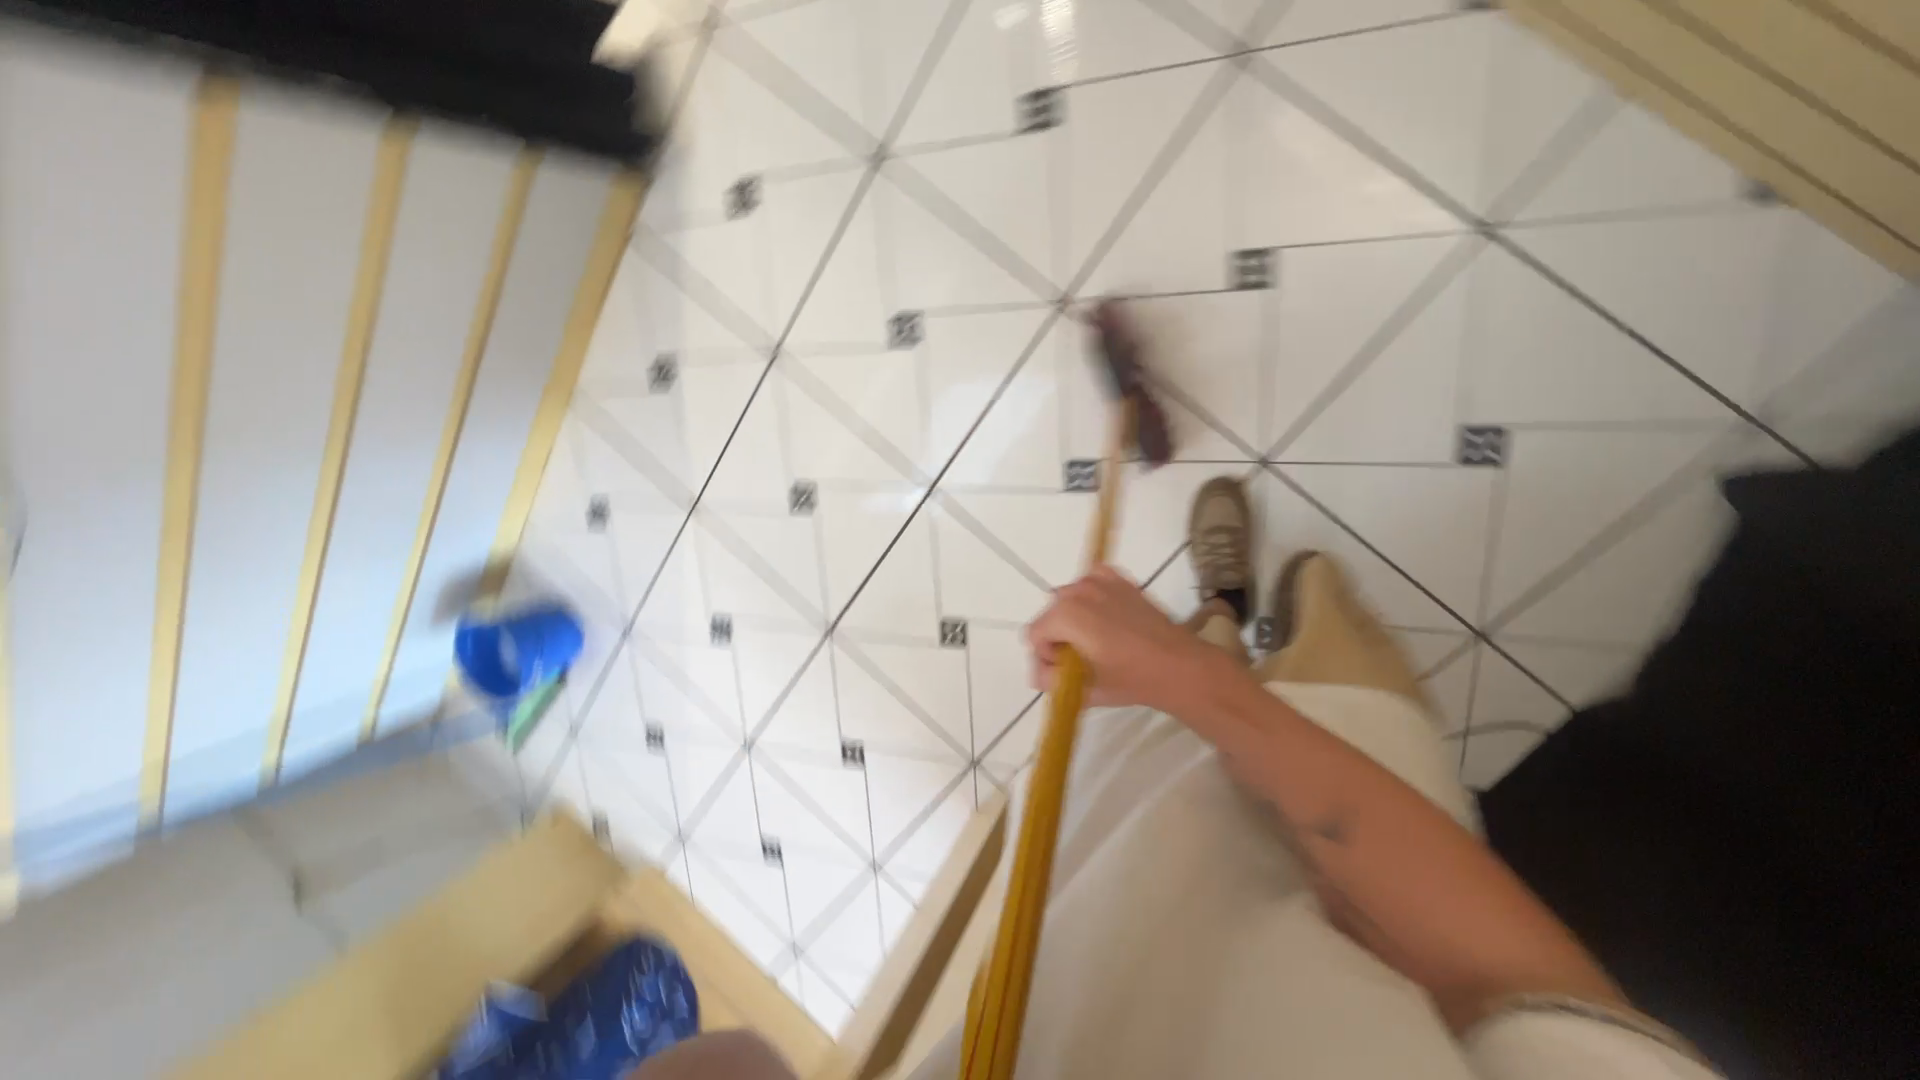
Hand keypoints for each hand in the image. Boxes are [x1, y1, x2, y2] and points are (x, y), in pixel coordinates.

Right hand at [1027, 565, 1238, 713]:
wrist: (1178, 665)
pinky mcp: (1120, 579)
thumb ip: (1048, 680)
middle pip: (1051, 616)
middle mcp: (1078, 590)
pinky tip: (1108, 617)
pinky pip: (1091, 582)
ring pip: (1070, 600)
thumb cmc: (1130, 679)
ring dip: (1076, 619)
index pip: (1034, 635)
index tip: (1072, 669)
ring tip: (1100, 641)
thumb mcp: (1084, 689)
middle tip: (1086, 659)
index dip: (1047, 656)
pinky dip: (1092, 598)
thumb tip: (1037, 671)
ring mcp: (1100, 580)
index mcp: (1065, 615)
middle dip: (1060, 637)